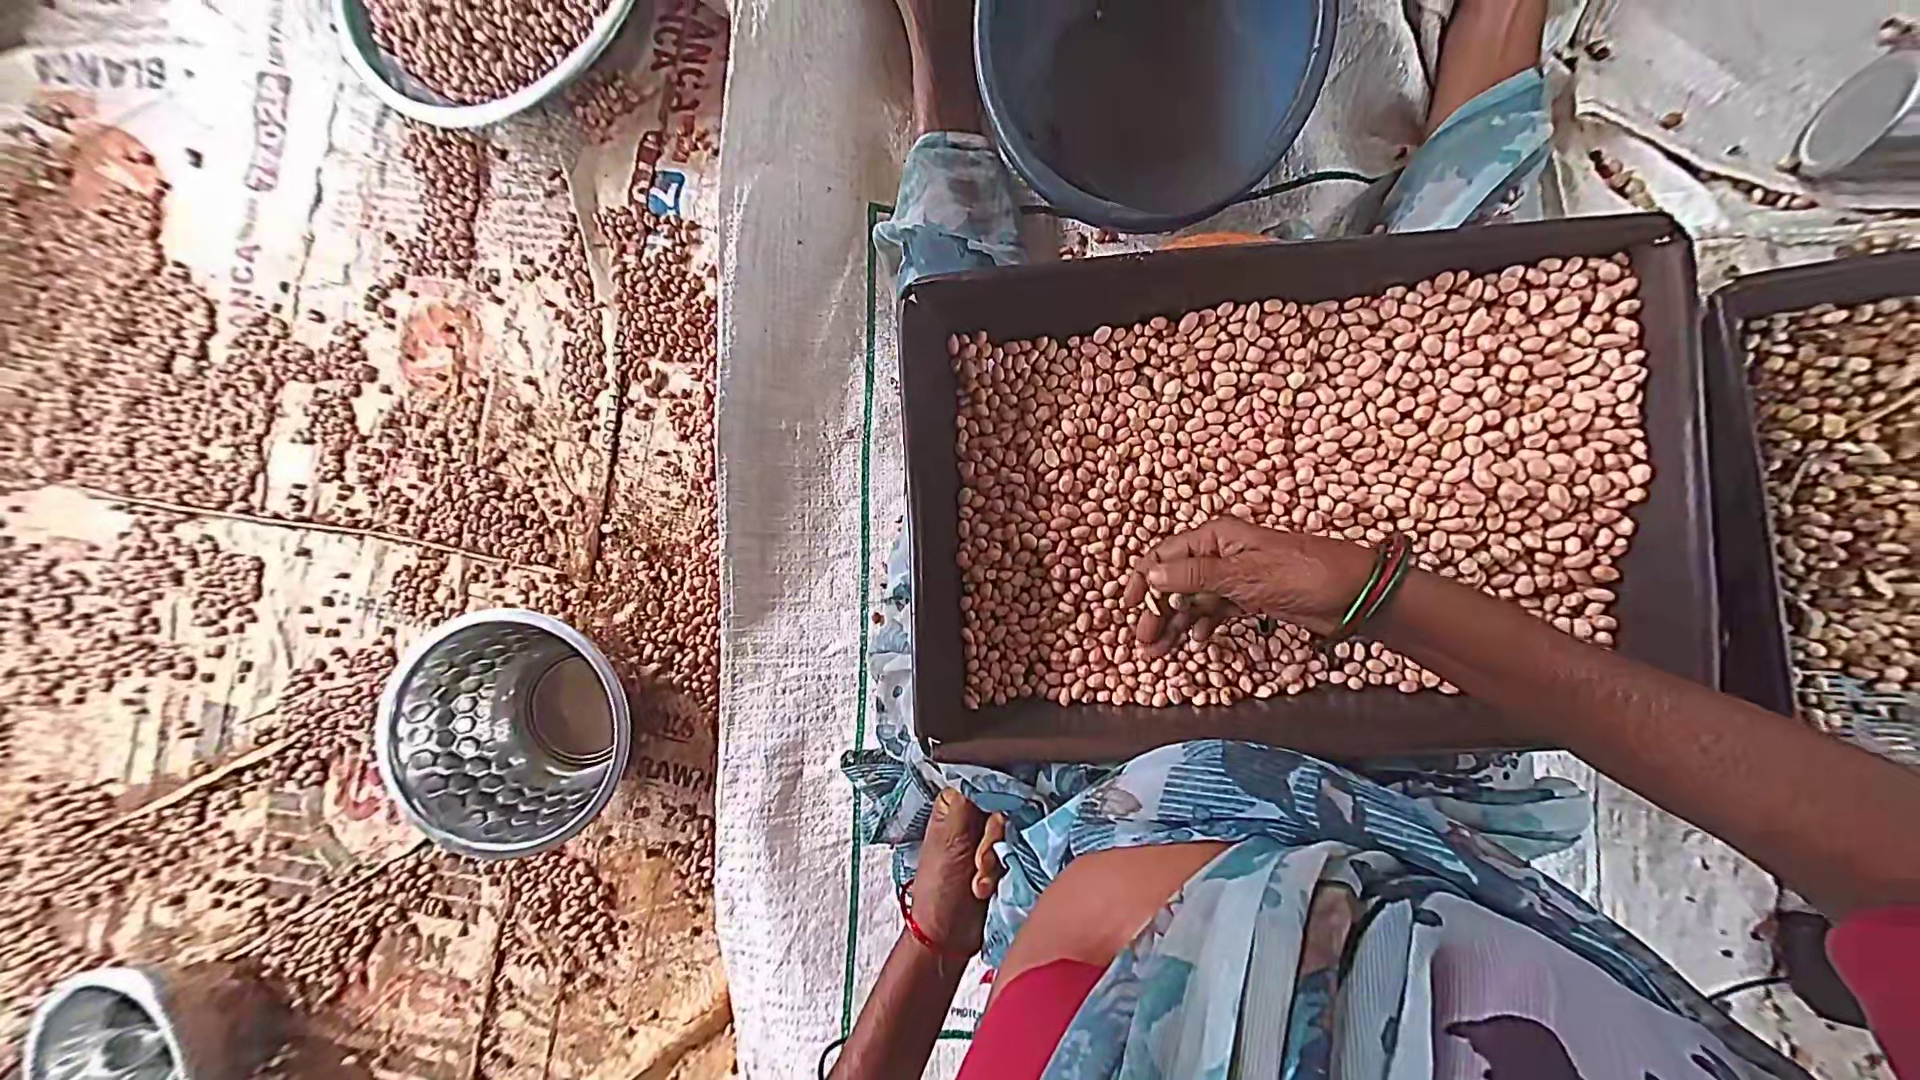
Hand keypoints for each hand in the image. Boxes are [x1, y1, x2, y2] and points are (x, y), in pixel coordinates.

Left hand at [908, 789, 1005, 954]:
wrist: (947, 938)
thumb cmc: (938, 888)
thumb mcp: (948, 840)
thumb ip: (963, 802)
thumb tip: (979, 768)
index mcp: (954, 804)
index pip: (984, 782)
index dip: (992, 798)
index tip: (992, 821)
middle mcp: (973, 817)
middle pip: (1003, 807)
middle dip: (993, 838)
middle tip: (978, 862)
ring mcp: (989, 840)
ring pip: (1012, 831)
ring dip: (997, 858)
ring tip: (978, 881)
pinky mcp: (1004, 860)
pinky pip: (1018, 853)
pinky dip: (1004, 871)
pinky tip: (985, 887)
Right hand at [1120, 519, 1374, 655]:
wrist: (1358, 595)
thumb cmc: (1304, 574)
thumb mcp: (1243, 574)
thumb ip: (1194, 576)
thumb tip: (1151, 576)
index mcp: (1214, 537)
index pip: (1163, 556)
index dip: (1142, 581)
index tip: (1128, 607)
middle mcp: (1219, 554)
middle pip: (1174, 581)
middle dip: (1156, 610)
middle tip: (1145, 639)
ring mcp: (1234, 576)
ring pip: (1192, 600)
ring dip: (1175, 623)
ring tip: (1161, 649)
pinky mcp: (1249, 597)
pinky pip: (1214, 610)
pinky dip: (1203, 625)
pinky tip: (1198, 640)